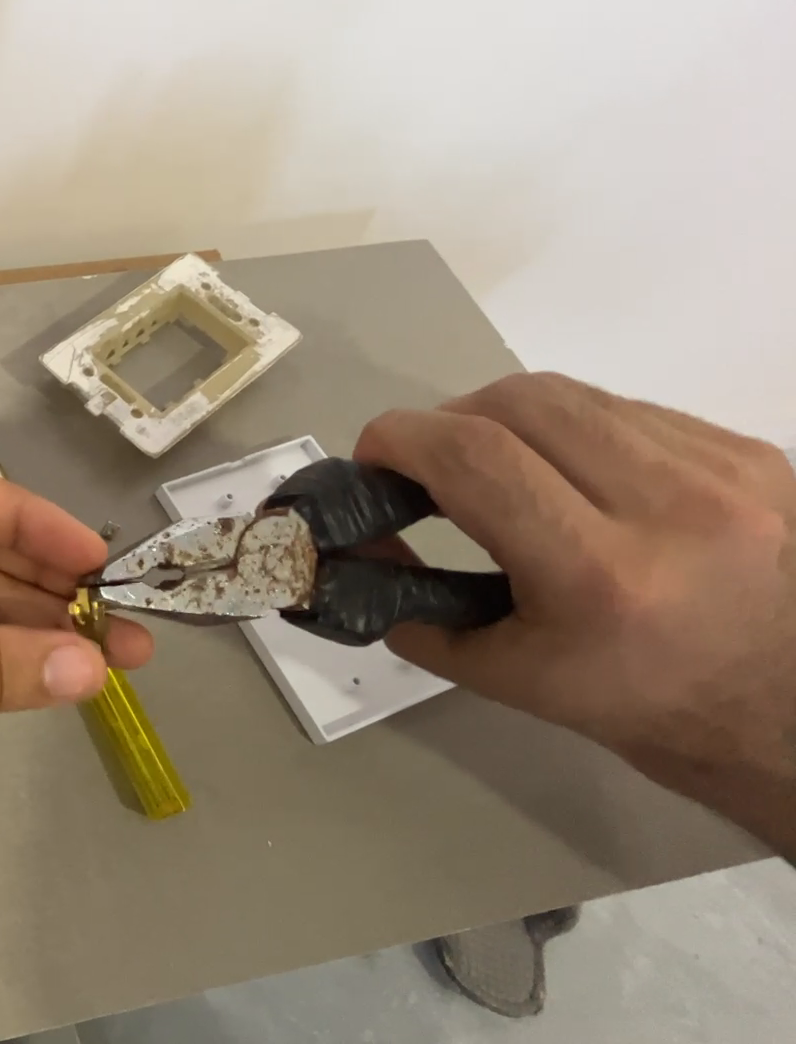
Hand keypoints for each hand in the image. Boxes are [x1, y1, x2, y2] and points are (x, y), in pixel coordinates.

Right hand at [355, 372, 795, 851]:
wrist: (792, 717)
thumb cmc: (632, 705)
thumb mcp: (494, 670)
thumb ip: (405, 602)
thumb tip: (359, 542)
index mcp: (599, 573)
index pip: (473, 456)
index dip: (397, 439)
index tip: (370, 460)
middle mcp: (672, 507)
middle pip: (515, 402)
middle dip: (441, 421)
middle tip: (421, 464)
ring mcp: (726, 471)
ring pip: (566, 395)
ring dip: (496, 419)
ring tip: (486, 468)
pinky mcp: (753, 454)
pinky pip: (618, 408)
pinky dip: (559, 429)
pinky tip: (558, 474)